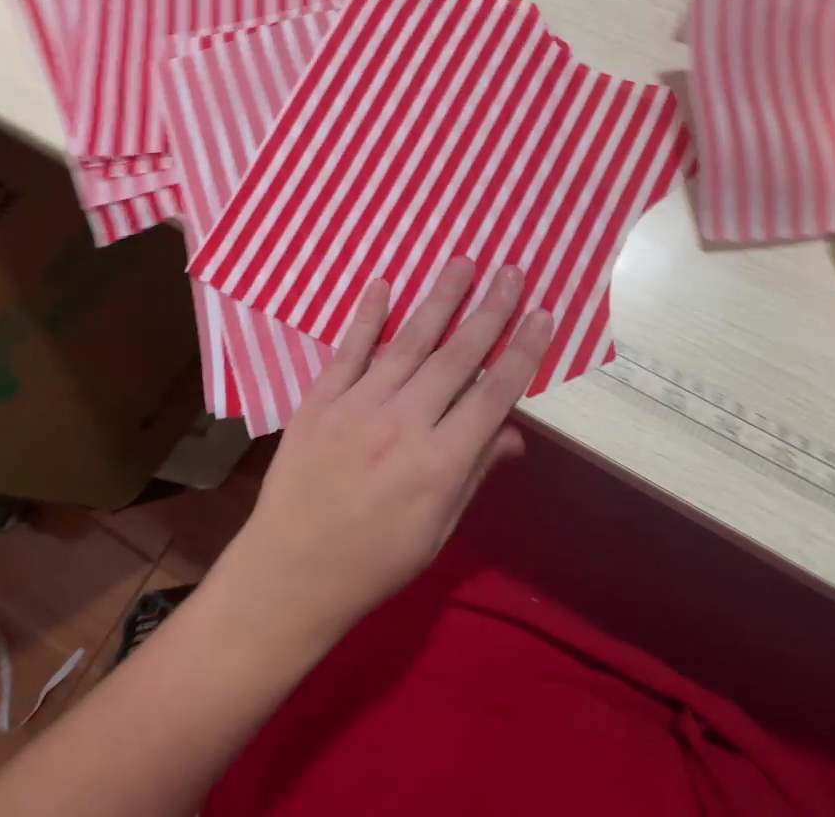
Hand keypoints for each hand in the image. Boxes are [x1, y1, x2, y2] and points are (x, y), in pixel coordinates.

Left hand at [213, 259, 553, 643]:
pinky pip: (348, 351)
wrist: (291, 572)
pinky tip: (384, 285)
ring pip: (408, 343)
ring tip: (463, 263)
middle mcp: (402, 425)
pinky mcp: (318, 402)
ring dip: (439, 300)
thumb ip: (475, 472)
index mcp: (440, 463)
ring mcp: (356, 408)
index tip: (543, 315)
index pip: (494, 394)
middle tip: (512, 272)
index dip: (523, 352)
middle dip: (489, 311)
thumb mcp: (439, 529)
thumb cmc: (377, 561)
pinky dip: (367, 316)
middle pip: (457, 357)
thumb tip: (515, 432)